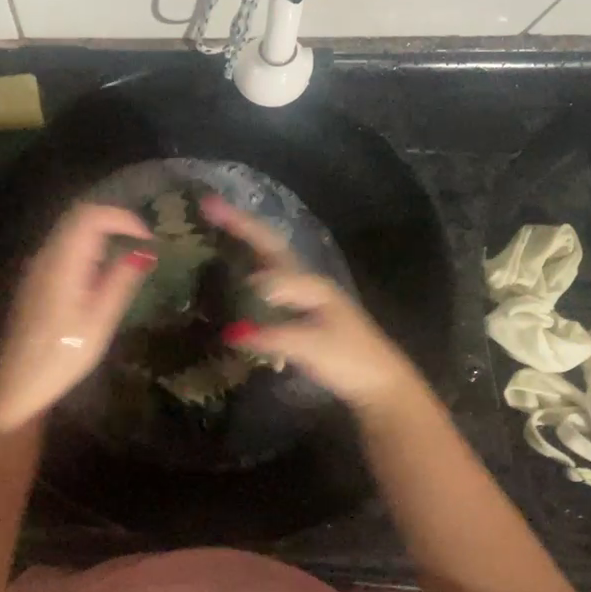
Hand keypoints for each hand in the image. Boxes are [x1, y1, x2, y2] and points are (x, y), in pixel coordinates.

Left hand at [0, 204, 155, 430]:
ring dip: (98, 235)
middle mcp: (44, 256)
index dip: (122, 217)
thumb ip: (121, 281)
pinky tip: (100, 274)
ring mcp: (35, 268)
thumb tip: (144, 252)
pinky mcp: (33, 282)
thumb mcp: (99, 322)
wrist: (17, 385)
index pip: (89, 215)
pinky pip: (61, 250)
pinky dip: (85, 249)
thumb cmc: (62, 356)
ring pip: (67, 233)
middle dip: (111, 221)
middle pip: (76, 218)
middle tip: (140, 240)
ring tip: (127, 256)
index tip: (147, 236)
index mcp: (61, 262)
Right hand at [201, 196, 424, 412]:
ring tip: (212, 231)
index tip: (209, 212)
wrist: (381, 386)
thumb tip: (232, 332)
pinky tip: (229, 282)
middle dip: (240, 225)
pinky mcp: (299, 317)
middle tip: (209, 205)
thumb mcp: (312, 347)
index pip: (268, 248)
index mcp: (308, 283)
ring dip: (242, 245)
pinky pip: (265, 287)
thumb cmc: (351, 360)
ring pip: (266, 263)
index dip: (240, 228)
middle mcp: (304, 283)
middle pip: (267, 246)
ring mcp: (303, 298)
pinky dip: (245, 275)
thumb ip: (273, 336)